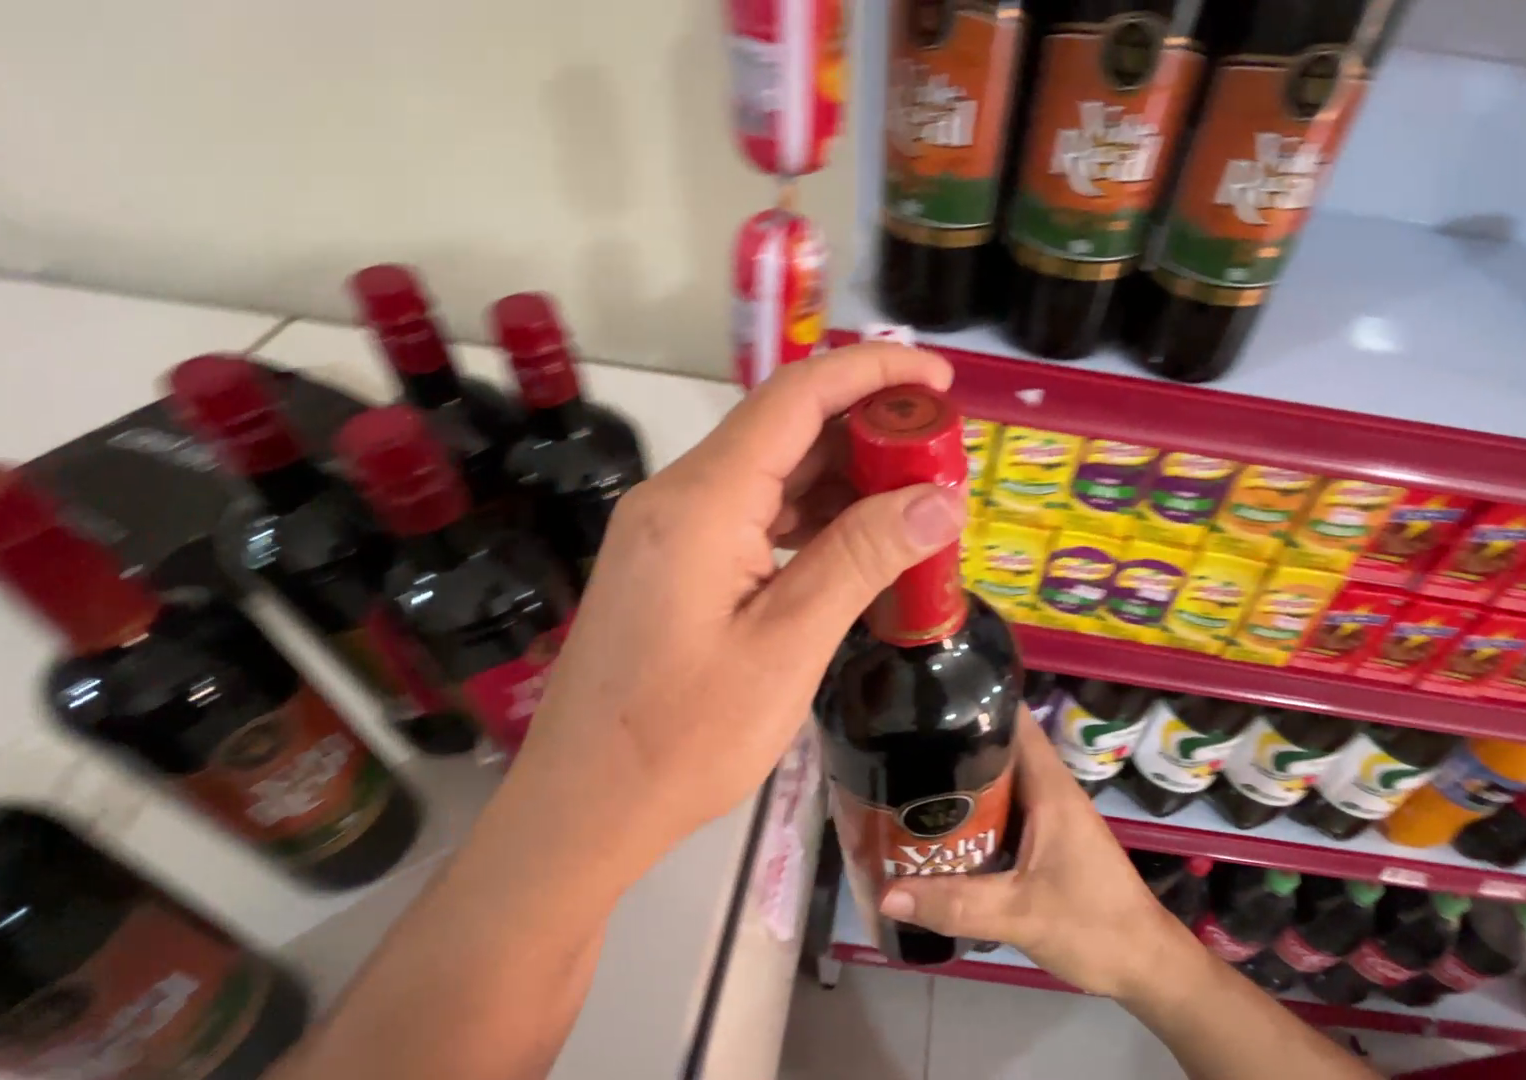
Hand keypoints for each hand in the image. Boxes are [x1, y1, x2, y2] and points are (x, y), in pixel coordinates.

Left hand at [517, 343, 965, 857]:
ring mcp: (671, 531)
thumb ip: (862, 560)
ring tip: (914, 506)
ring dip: (844, 480)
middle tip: (941, 461)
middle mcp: (679, 497)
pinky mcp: (674, 563)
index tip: (937, 378)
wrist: (584, 807)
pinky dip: (811, 519)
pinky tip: (856, 546)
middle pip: (785, 431)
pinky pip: (753, 516)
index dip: (871, 372)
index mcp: (702, 501)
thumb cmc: (683, 737)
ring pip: (772, 475)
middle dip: (868, 433)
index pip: (796, 397)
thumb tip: (941, 499)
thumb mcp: (786, 647)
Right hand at [877, 715, 1197, 999]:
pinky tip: (940, 833)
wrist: (1145, 965)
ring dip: (961, 787)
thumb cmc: (1093, 926)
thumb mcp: (1020, 915)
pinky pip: (1004, 815)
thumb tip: (886, 893)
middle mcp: (1050, 792)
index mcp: (1050, 788)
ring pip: (1000, 786)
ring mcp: (1051, 818)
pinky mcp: (1048, 843)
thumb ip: (955, 904)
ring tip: (905, 786)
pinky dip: (974, 817)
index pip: (1015, 721)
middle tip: (896, 750)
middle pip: (999, 751)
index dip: (975, 703)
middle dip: (952, 748)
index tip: (927, 702)